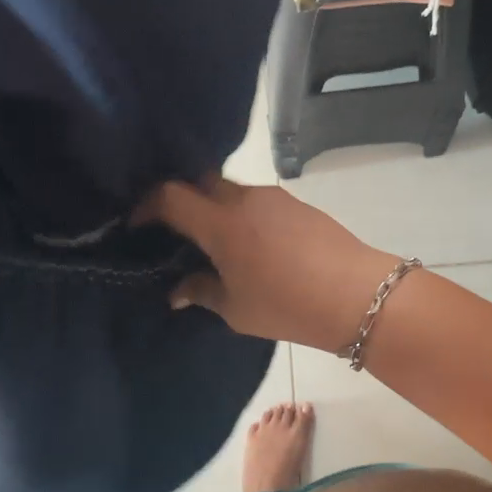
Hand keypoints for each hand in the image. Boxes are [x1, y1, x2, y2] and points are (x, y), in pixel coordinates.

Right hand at [139, 177, 401, 352]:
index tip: (136, 223)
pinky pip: (254, 198)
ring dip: (213, 205)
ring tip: (210, 239)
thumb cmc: (287, 305)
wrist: (355, 292)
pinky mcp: (294, 202)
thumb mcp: (236, 309)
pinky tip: (246, 241)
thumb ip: (202, 291)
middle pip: (199, 182)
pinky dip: (239, 212)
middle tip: (171, 228)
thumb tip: (177, 289)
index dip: (147, 205)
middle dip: (180, 198)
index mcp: (221, 223)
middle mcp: (243, 199)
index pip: (171, 196)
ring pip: (229, 188)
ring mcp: (272, 196)